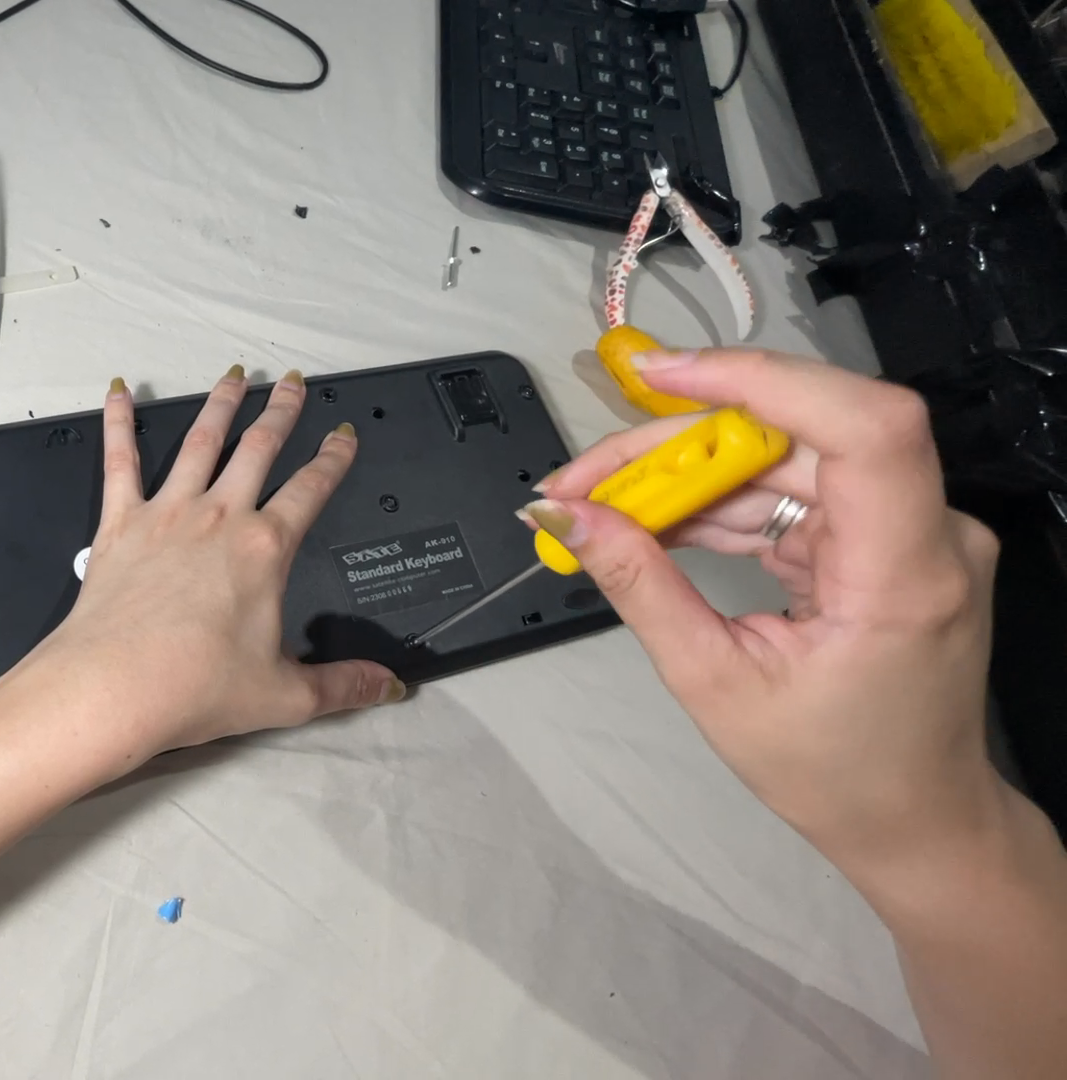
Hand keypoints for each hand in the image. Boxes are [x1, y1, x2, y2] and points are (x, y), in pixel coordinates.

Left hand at [27, 366, 403, 764]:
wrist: (116, 684)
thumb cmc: (195, 686)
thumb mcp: (285, 694)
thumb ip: (342, 685)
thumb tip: (388, 686)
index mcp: (264, 549)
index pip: (310, 490)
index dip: (332, 459)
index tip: (341, 436)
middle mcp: (218, 517)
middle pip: (259, 449)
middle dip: (281, 412)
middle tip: (291, 383)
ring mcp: (167, 512)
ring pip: (200, 441)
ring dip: (220, 405)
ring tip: (234, 376)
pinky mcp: (120, 521)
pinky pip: (119, 460)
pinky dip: (117, 422)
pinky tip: (117, 392)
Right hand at [529, 349, 1002, 864]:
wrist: (908, 816)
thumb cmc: (824, 765)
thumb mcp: (708, 676)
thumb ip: (636, 583)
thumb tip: (561, 516)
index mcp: (903, 571)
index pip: (862, 426)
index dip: (760, 379)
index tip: (658, 375)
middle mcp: (919, 531)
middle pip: (790, 438)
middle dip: (671, 447)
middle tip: (576, 481)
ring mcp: (894, 533)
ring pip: (772, 464)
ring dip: (674, 479)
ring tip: (592, 508)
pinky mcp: (864, 544)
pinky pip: (775, 499)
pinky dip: (702, 508)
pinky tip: (643, 526)